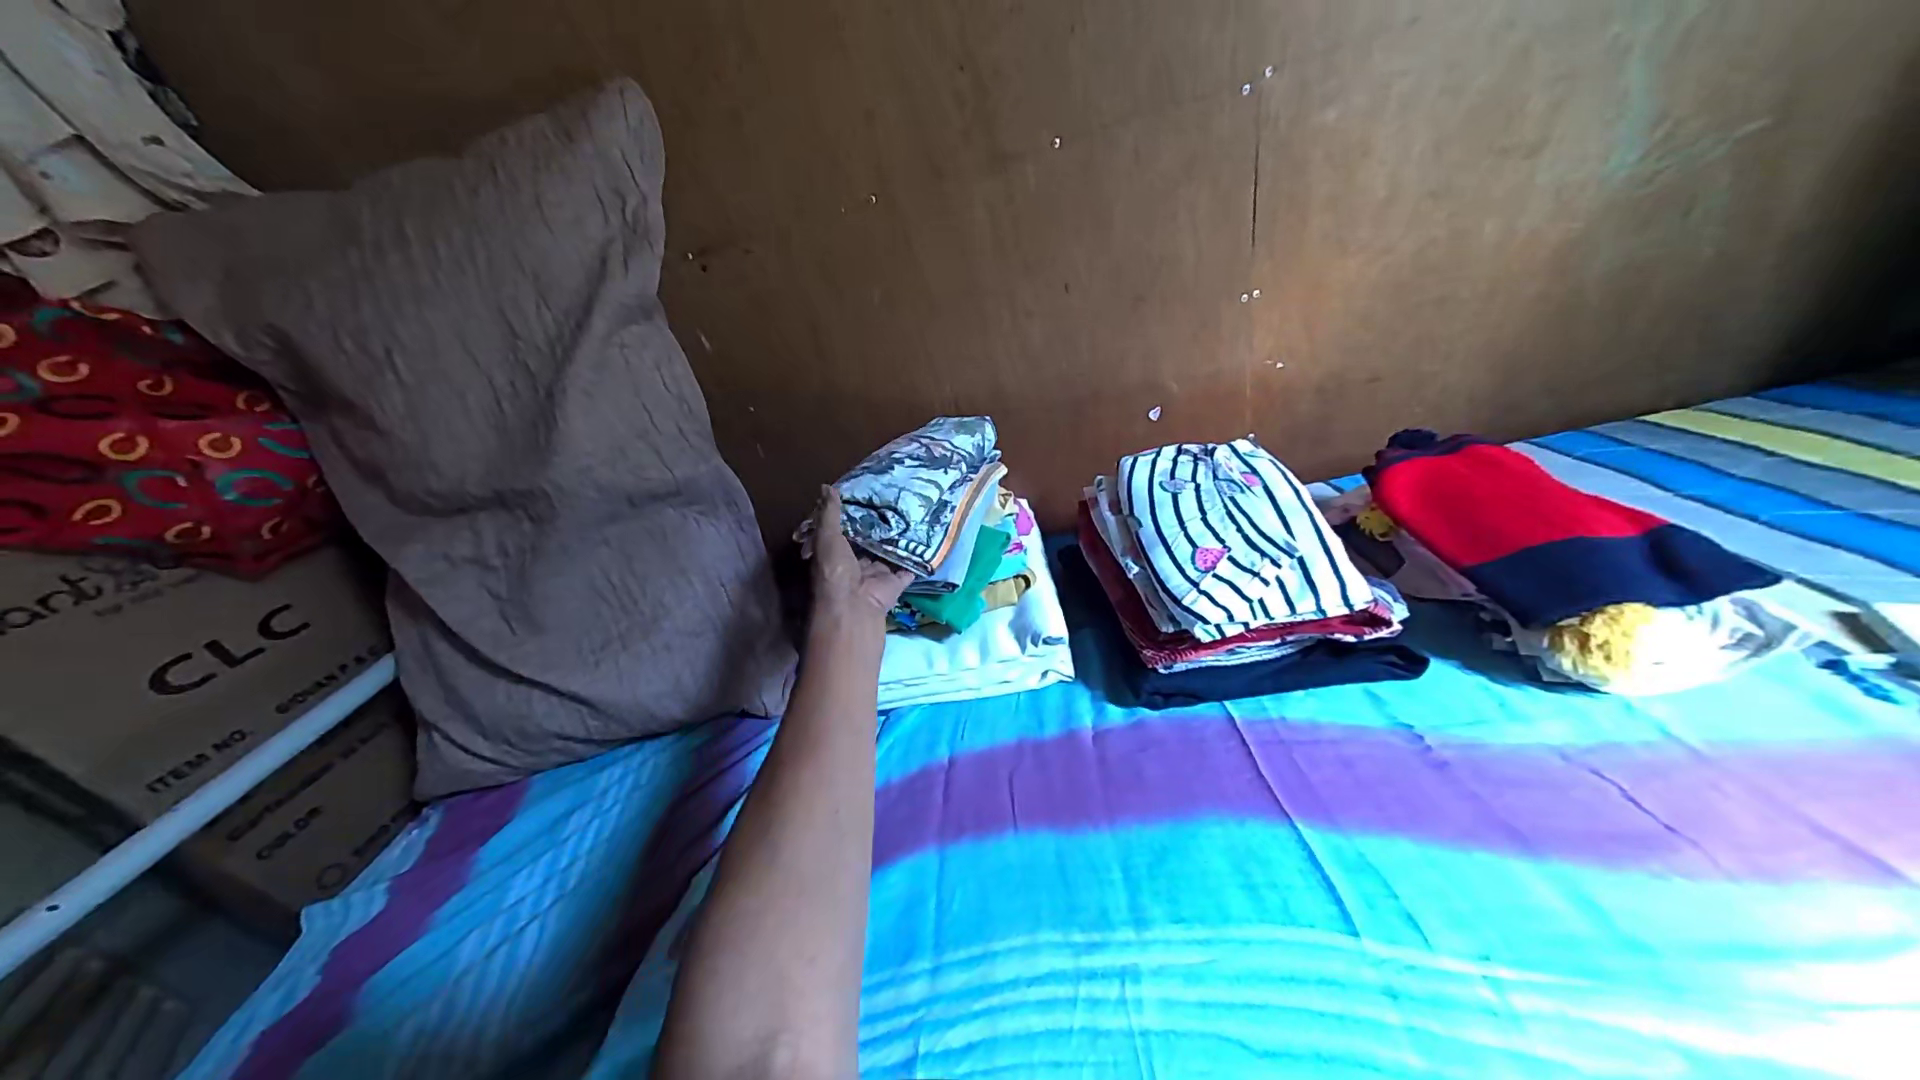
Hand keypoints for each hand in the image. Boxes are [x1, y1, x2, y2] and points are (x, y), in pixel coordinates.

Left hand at [809, 485, 914, 623]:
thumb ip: (829, 514)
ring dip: (898, 540)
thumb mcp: (827, 537)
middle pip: (869, 541)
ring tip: (914, 513)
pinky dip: (916, 559)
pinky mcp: (895, 583)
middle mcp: (856, 563)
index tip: (867, 492)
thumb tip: (826, 487)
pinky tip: (926, 539)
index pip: (845, 530)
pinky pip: (908, 568)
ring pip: (889, 553)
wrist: (854, 605)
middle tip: (895, 499)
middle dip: (879, 525)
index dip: (854, 513)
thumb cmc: (835, 570)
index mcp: (837, 552)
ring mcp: (877, 574)